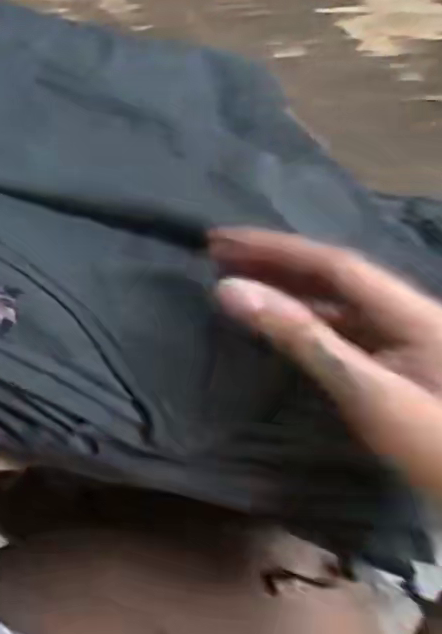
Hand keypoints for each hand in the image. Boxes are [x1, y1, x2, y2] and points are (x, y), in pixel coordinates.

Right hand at [212, 228, 441, 499]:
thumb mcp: (370, 394)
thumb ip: (301, 337)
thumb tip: (227, 287)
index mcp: (423, 320)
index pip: (338, 266)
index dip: (275, 247)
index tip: (215, 239)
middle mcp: (424, 323)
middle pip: (342, 279)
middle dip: (275, 262)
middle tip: (213, 255)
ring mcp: (423, 347)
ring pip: (345, 302)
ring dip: (287, 286)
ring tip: (235, 279)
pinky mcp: (417, 369)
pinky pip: (350, 325)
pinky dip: (304, 312)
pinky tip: (277, 318)